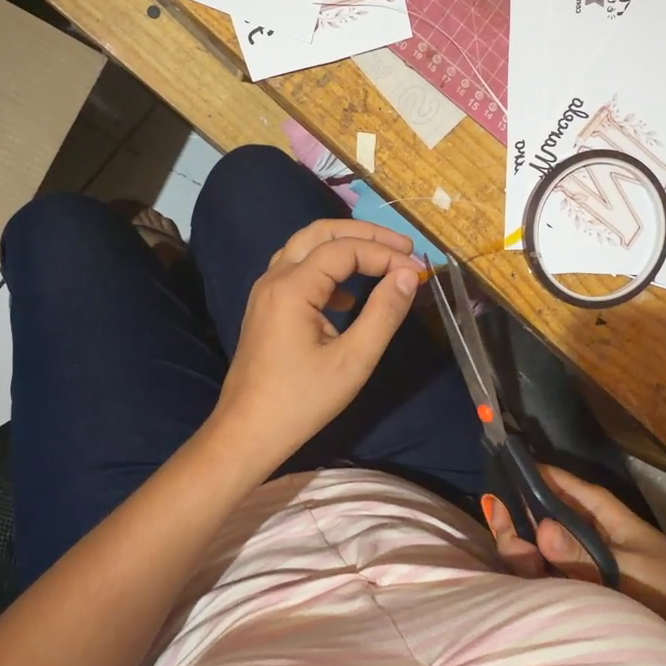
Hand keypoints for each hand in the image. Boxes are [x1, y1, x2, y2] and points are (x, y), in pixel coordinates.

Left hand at [210, 219, 425, 466]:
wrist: (248, 432)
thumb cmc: (301, 401)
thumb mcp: (353, 360)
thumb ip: (383, 313)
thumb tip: (409, 276)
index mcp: (292, 288)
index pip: (345, 249)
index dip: (385, 255)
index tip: (418, 272)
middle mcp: (274, 279)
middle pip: (321, 233)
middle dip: (365, 234)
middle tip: (404, 248)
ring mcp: (265, 292)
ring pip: (306, 247)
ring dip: (345, 246)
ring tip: (383, 260)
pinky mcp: (266, 308)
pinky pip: (298, 270)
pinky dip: (328, 269)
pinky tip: (349, 297)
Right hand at [484, 465, 665, 637]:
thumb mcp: (630, 570)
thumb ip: (582, 555)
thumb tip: (541, 528)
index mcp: (618, 526)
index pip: (581, 493)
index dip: (553, 478)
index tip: (521, 463)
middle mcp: (602, 546)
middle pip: (555, 524)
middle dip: (524, 516)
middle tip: (495, 507)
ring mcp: (595, 577)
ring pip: (549, 555)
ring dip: (524, 548)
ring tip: (508, 540)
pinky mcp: (589, 605)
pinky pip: (553, 584)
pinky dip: (534, 578)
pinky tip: (520, 570)